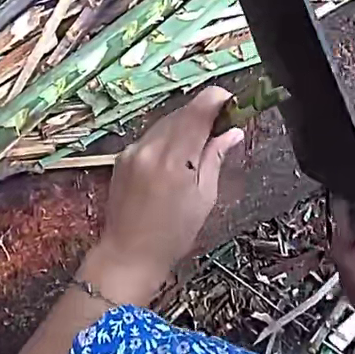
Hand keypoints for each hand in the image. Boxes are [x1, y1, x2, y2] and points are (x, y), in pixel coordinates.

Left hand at [82, 86, 244, 304]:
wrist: (128, 254)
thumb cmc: (174, 233)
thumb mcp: (204, 197)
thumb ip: (215, 158)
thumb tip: (233, 132)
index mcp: (175, 159)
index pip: (198, 109)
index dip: (217, 99)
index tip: (231, 104)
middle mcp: (151, 147)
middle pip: (182, 112)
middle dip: (202, 114)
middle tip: (221, 127)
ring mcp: (133, 150)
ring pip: (165, 122)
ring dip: (184, 125)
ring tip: (197, 145)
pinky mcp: (122, 156)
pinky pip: (150, 136)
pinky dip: (166, 138)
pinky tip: (173, 158)